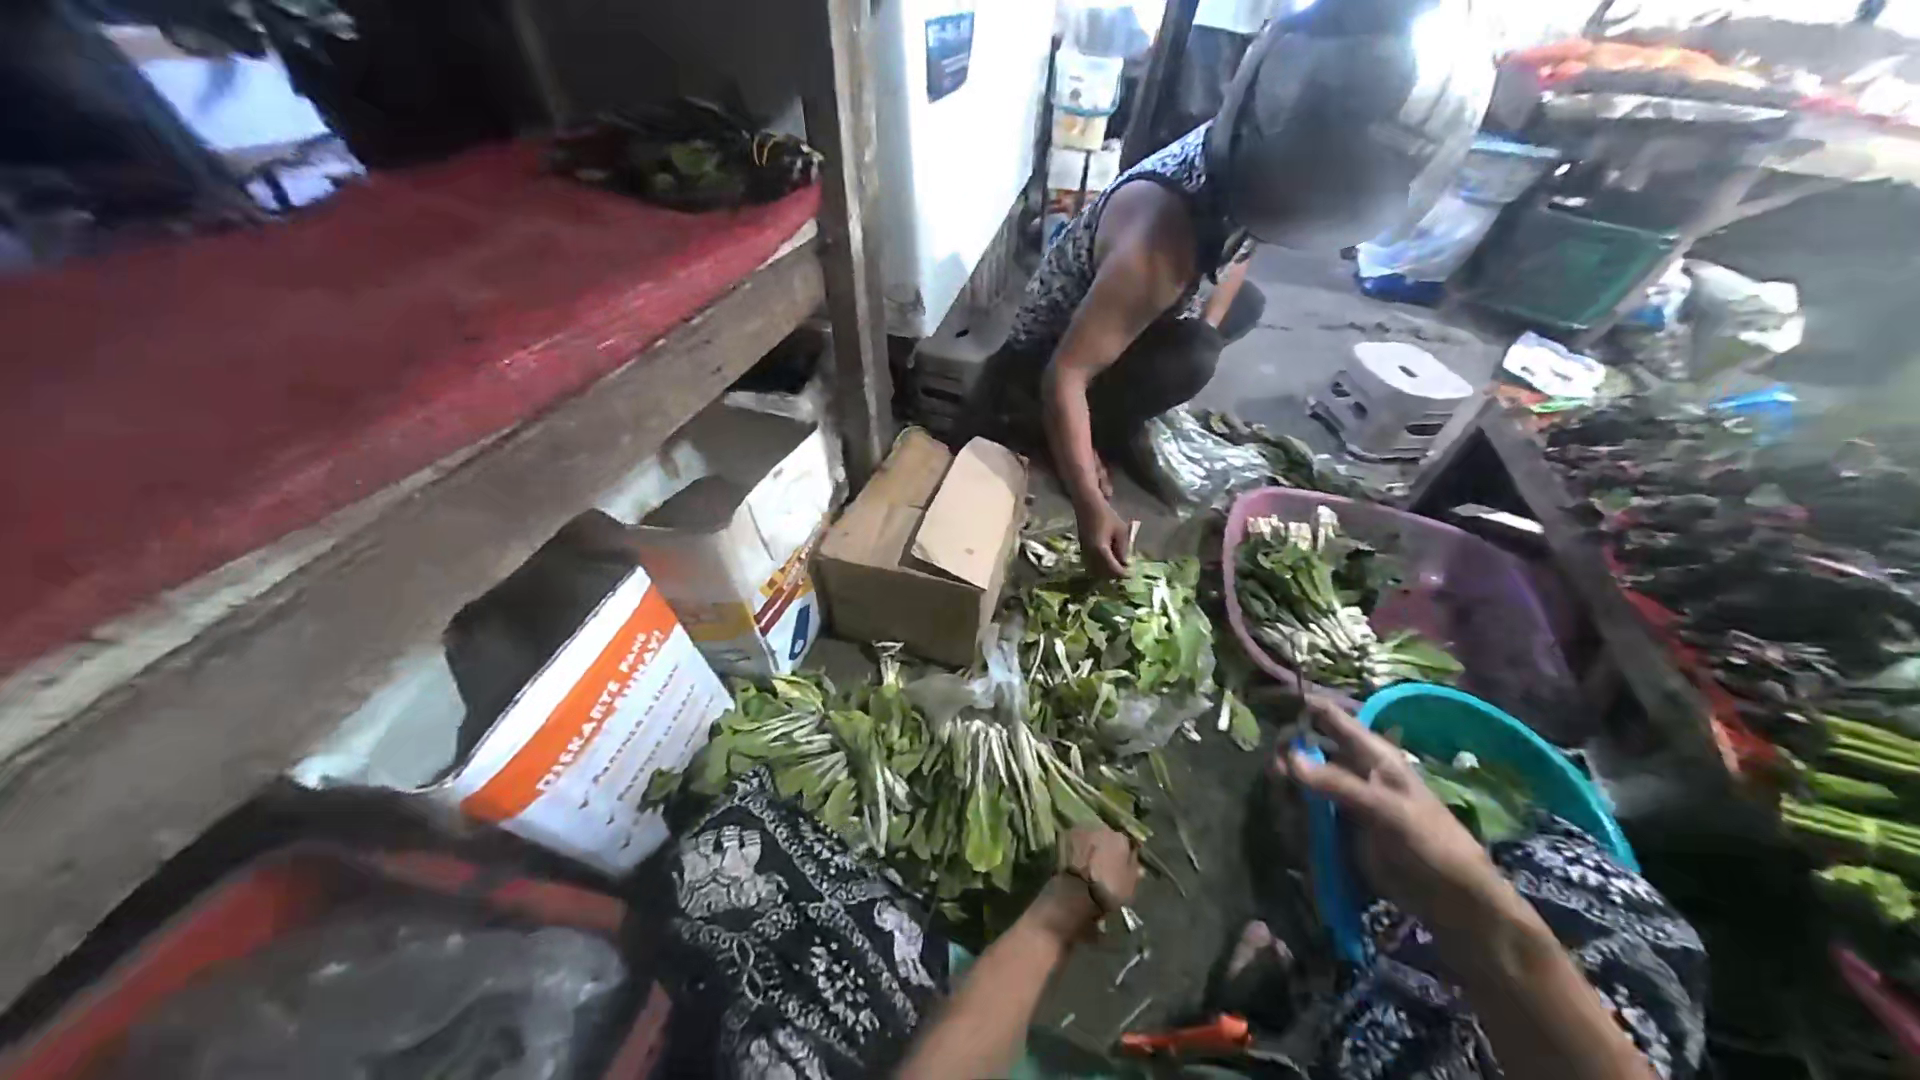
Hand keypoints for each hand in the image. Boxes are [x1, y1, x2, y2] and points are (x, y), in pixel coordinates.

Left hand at [1032, 826, 1140, 941]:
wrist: (1078, 891)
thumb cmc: (1109, 890)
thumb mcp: (1130, 885)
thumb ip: (1134, 869)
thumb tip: (1137, 861)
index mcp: (1121, 838)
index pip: (1126, 841)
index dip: (1123, 852)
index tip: (1121, 862)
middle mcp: (1102, 827)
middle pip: (1106, 834)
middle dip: (1105, 845)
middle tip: (1102, 860)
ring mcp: (1082, 829)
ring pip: (1090, 834)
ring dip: (1090, 843)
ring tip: (1087, 859)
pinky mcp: (1066, 835)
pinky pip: (1075, 838)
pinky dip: (1076, 845)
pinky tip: (1075, 857)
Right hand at [1075, 498, 1130, 577]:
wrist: (1087, 505)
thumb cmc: (1106, 515)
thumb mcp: (1121, 531)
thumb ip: (1123, 549)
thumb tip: (1126, 563)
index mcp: (1101, 551)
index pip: (1113, 570)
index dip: (1124, 574)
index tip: (1132, 573)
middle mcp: (1090, 555)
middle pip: (1104, 574)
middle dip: (1115, 574)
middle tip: (1125, 569)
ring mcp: (1085, 553)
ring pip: (1096, 571)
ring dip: (1107, 572)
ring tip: (1117, 565)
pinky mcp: (1083, 550)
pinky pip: (1092, 565)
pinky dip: (1101, 566)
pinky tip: (1109, 560)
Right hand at [1281, 697, 1504, 932]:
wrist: (1452, 901)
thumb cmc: (1431, 843)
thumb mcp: (1387, 810)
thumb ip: (1337, 784)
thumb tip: (1288, 760)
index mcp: (1369, 753)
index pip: (1326, 714)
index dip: (1296, 703)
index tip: (1262, 701)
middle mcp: (1351, 768)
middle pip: (1304, 747)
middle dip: (1285, 757)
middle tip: (1277, 776)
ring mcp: (1341, 797)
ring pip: (1298, 780)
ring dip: (1287, 792)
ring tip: (1289, 812)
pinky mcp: (1335, 825)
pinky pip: (1303, 811)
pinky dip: (1293, 817)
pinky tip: (1297, 832)